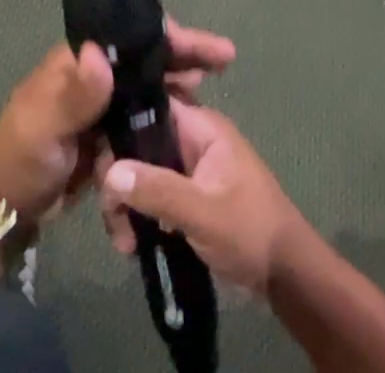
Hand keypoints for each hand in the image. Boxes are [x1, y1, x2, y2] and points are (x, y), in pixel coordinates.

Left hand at [0, 20, 236, 226]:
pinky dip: (168, 112)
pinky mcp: (106, 134)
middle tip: (224, 59)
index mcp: (75, 63)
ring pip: (147, 84)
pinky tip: (192, 117)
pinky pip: (143, 115)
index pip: (126, 37)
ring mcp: (99, 106)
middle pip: (143, 56)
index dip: (166, 36)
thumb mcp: (44, 128)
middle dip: (182, 53)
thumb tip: (103, 53)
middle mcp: (90, 76)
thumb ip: (74, 95)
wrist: (7, 207)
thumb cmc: (21, 159)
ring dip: (178, 80)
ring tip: (214, 84)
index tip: (202, 44)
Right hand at [98, 102, 305, 294]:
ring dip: (124, 205)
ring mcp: (186, 170)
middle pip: (136, 144)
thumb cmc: (251, 233)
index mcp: (201, 128)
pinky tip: (132, 245)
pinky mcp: (182, 197)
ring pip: (137, 173)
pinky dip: (136, 217)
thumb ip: (158, 190)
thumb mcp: (204, 213)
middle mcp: (190, 141)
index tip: (98, 160)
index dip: (117, 125)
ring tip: (124, 243)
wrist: (286, 277)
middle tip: (112, 216)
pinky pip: (147, 195)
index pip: (148, 106)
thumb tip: (109, 173)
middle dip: (118, 180)